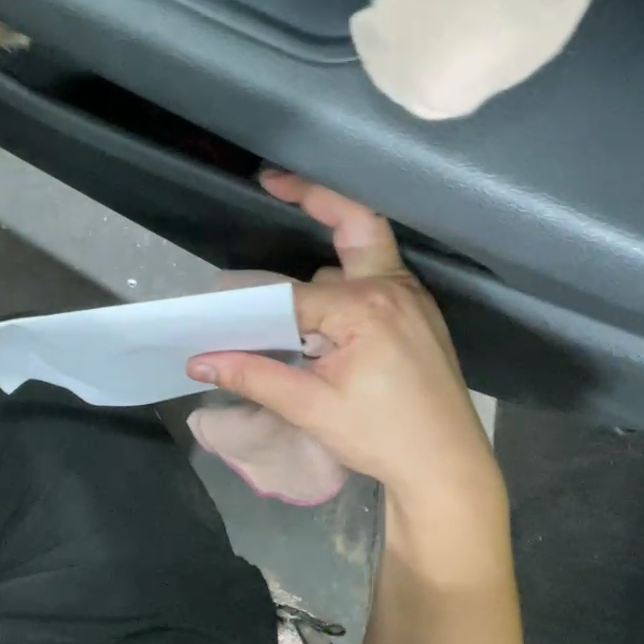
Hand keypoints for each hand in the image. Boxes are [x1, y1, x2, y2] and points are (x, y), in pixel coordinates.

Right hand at [188, 173, 499, 508]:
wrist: (445, 466)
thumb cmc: (380, 436)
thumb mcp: (310, 407)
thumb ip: (253, 375)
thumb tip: (198, 360)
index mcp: (366, 308)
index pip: (290, 294)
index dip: (248, 306)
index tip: (212, 306)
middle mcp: (394, 289)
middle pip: (354, 224)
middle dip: (315, 195)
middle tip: (273, 178)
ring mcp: (411, 298)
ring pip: (363, 252)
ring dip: (328, 245)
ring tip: (287, 241)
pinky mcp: (415, 314)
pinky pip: (376, 276)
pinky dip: (345, 273)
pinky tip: (320, 299)